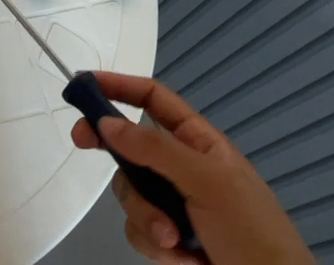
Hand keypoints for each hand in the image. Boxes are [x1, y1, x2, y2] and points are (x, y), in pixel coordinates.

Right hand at [70, 73, 312, 264]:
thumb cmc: (252, 233)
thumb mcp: (208, 182)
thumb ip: (155, 150)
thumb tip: (106, 122)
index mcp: (198, 143)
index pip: (153, 99)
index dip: (119, 86)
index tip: (84, 85)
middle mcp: (182, 168)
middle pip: (130, 145)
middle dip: (113, 151)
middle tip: (81, 141)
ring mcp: (174, 205)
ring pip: (130, 191)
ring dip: (145, 215)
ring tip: (174, 240)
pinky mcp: (169, 240)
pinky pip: (138, 229)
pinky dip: (154, 244)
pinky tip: (182, 259)